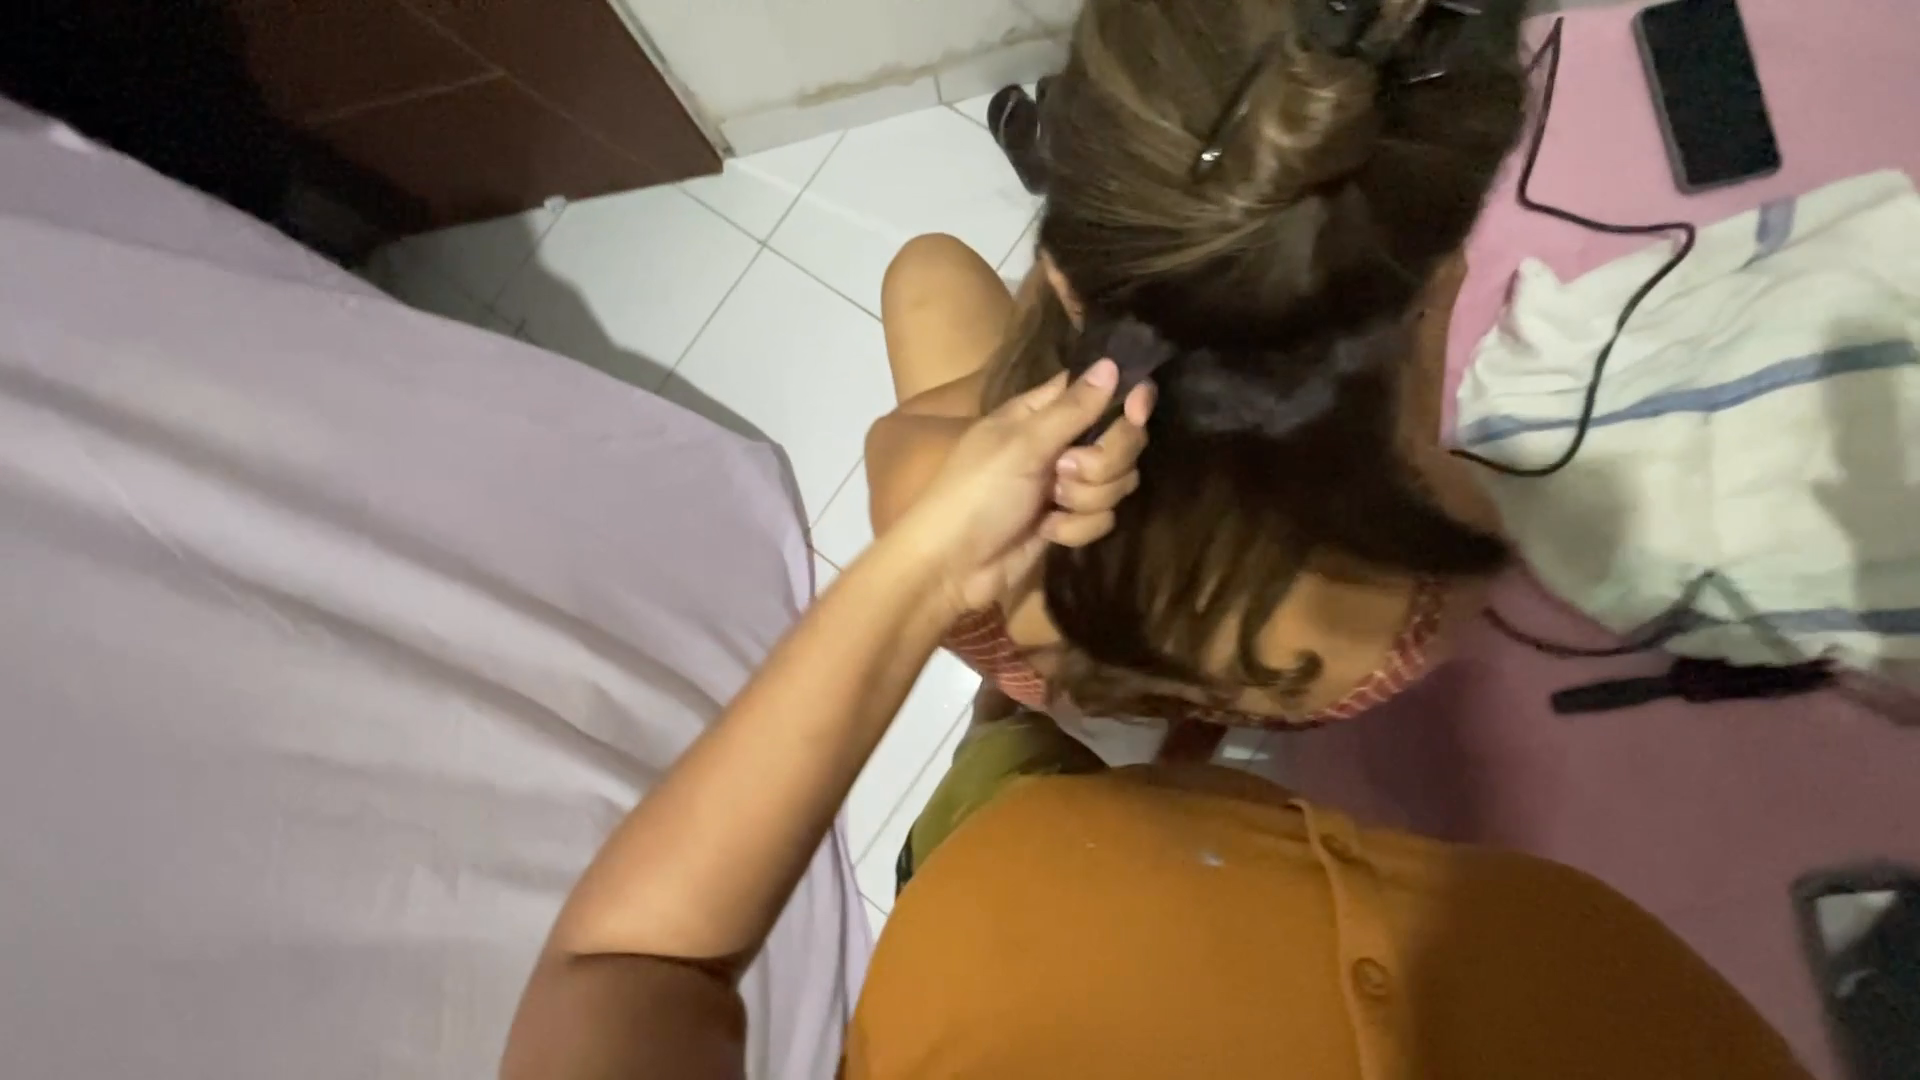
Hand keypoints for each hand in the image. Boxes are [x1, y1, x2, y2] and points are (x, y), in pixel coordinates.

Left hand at [895, 359, 1154, 615]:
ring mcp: (1063, 485)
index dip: (1122, 397)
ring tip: (1049, 506)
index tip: (1138, 406)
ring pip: (1115, 481)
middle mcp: (1057, 444)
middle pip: (1119, 438)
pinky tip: (1047, 532)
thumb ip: (1072, 408)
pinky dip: (1075, 528)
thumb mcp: (1022, 445)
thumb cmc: (977, 494)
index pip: (1096, 390)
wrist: (952, 566)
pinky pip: (1101, 517)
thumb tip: (1111, 362)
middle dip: (1104, 461)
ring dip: (1086, 499)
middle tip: (1065, 471)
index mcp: (1039, 413)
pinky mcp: (1067, 522)